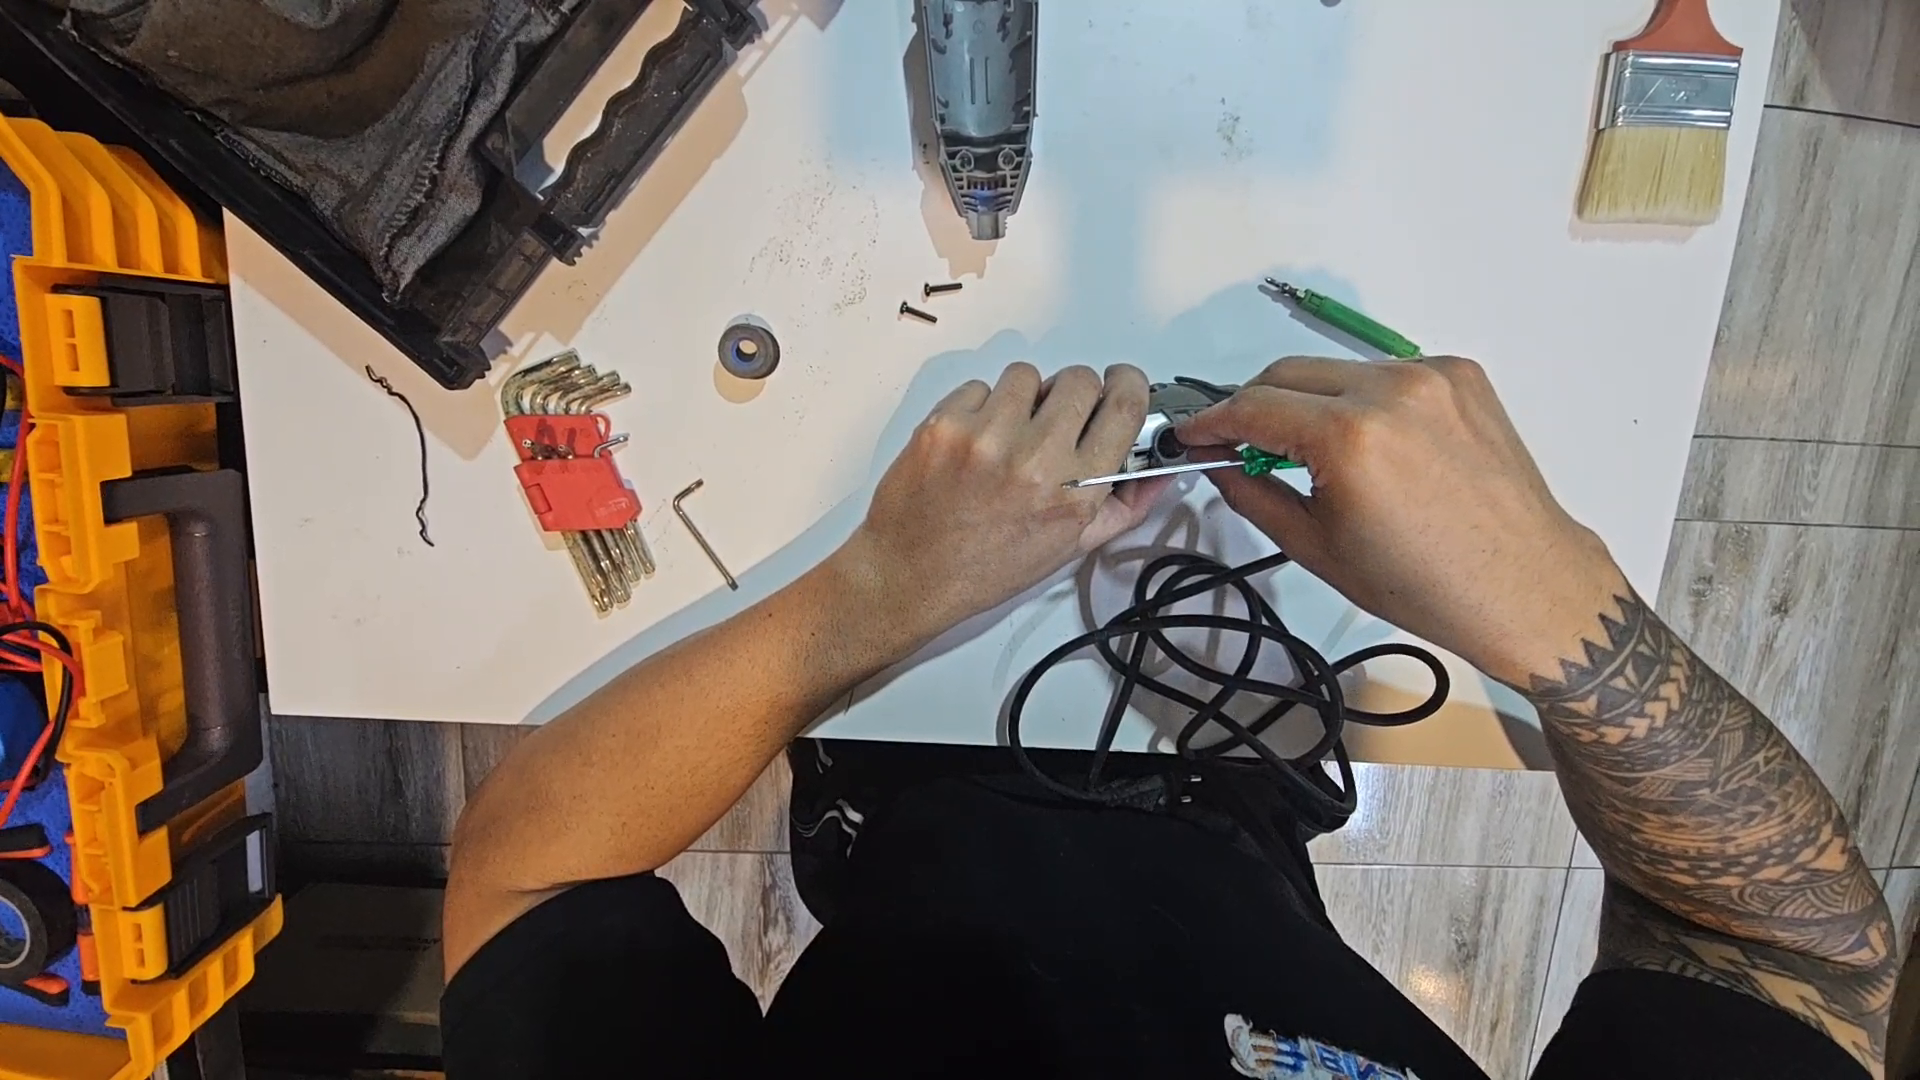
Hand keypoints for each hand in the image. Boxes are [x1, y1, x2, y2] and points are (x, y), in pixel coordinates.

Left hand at [842, 363, 1171, 642]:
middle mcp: (1036, 460)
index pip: (1126, 406)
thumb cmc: (986, 568)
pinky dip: (978, 408)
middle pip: (1079, 378)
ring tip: (1004, 437)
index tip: (1119, 384)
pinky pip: (978, 387)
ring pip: (1026, 376)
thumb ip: (1123, 507)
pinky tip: (970, 444)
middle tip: (1052, 420)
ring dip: (1022, 399)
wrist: (910, 574)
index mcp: (1075, 493)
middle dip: (1073, 394)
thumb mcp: (1067, 549)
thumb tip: (1161, 471)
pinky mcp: (944, 424)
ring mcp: (987, 437)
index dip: (1128, 386)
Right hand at [1178, 356, 1627, 684]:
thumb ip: (1251, 491)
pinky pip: (1378, 373)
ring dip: (1300, 401)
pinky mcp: (1461, 376)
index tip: (1191, 437)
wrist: (1523, 585)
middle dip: (1249, 405)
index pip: (1253, 407)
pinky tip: (1360, 440)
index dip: (1211, 422)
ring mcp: (1432, 375)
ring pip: (1332, 369)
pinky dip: (1351, 399)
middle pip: (1286, 373)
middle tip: (1236, 444)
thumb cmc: (1414, 581)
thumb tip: (1215, 461)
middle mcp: (1392, 388)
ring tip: (1301, 448)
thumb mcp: (1312, 545)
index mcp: (1350, 437)